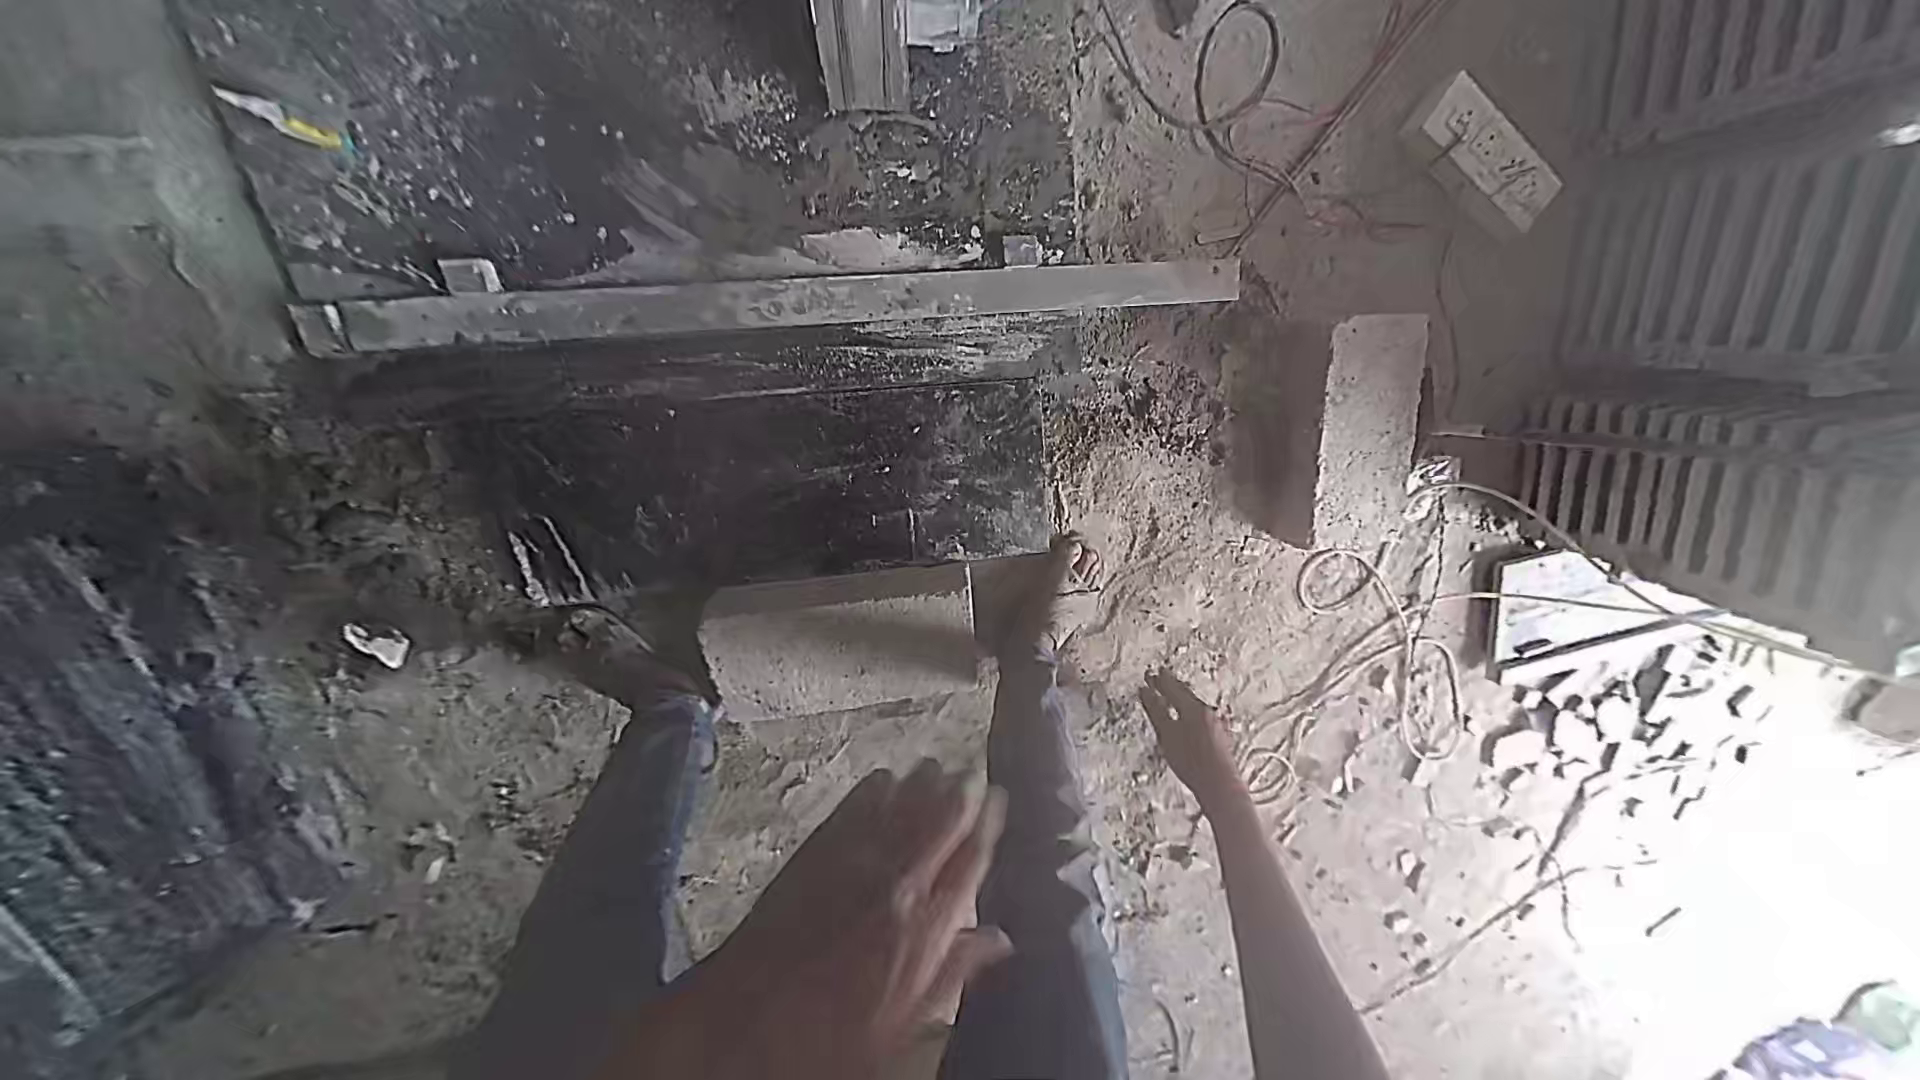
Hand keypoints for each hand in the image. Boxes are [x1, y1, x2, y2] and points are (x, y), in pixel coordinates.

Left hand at [602, 761, 1011, 1079]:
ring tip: (938, 766)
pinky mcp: (820, 847)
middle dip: (963, 787)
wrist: (746, 1022)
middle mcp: (898, 879)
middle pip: (943, 815)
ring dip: (924, 780)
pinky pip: (858, 802)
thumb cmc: (832, 1036)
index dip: (990, 819)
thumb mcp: (907, 1024)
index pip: (972, 856)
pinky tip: (886, 778)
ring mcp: (857, 857)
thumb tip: (1002, 939)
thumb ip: (956, 972)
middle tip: (973, 770)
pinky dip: (878, 786)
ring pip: (904, 800)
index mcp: (926, 924)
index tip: (1000, 796)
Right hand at [1140, 669, 1246, 813]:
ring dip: (1182, 699)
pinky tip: (1187, 720)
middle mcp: (1208, 712)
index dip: (1160, 680)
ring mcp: (1216, 724)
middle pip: (1186, 693)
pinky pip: (1202, 717)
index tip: (1151, 674)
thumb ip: (1155, 710)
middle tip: (1160, 678)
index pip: (1173, 687)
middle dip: (1171, 686)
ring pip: (1195, 705)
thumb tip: (1146, 693)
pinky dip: (1190, 713)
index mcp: (1194, 707)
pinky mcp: (1220, 736)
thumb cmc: (1193, 762)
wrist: (1219, 785)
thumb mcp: (1166, 734)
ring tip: (1171, 697)